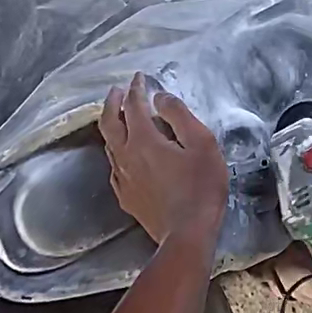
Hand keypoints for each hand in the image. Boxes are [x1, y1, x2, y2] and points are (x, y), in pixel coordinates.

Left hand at [99, 73, 226, 248]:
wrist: (187, 234)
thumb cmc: (200, 187)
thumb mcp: (202, 144)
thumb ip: (179, 116)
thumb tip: (160, 99)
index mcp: (143, 140)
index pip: (133, 106)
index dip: (136, 89)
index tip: (140, 78)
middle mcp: (125, 156)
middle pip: (109, 123)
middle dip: (112, 103)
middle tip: (117, 91)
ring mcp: (122, 178)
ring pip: (109, 145)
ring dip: (112, 125)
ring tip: (118, 117)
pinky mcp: (126, 197)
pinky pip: (114, 167)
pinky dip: (116, 151)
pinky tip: (122, 154)